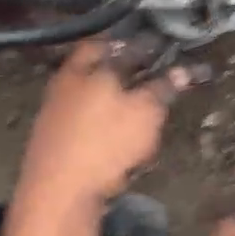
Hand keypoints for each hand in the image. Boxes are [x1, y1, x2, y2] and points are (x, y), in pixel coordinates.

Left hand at [15, 39, 185, 211]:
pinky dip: (100, 120)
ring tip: (135, 105)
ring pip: (89, 92)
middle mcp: (66, 81)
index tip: (161, 48)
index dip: (142, 43)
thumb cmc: (106, 143)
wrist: (57, 193)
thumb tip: (182, 70)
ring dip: (111, 95)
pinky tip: (115, 135)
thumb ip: (163, 88)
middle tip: (148, 74)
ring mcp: (54, 110)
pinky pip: (82, 120)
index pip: (117, 42)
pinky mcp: (52, 138)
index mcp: (87, 65)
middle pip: (98, 65)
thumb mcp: (146, 112)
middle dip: (123, 68)